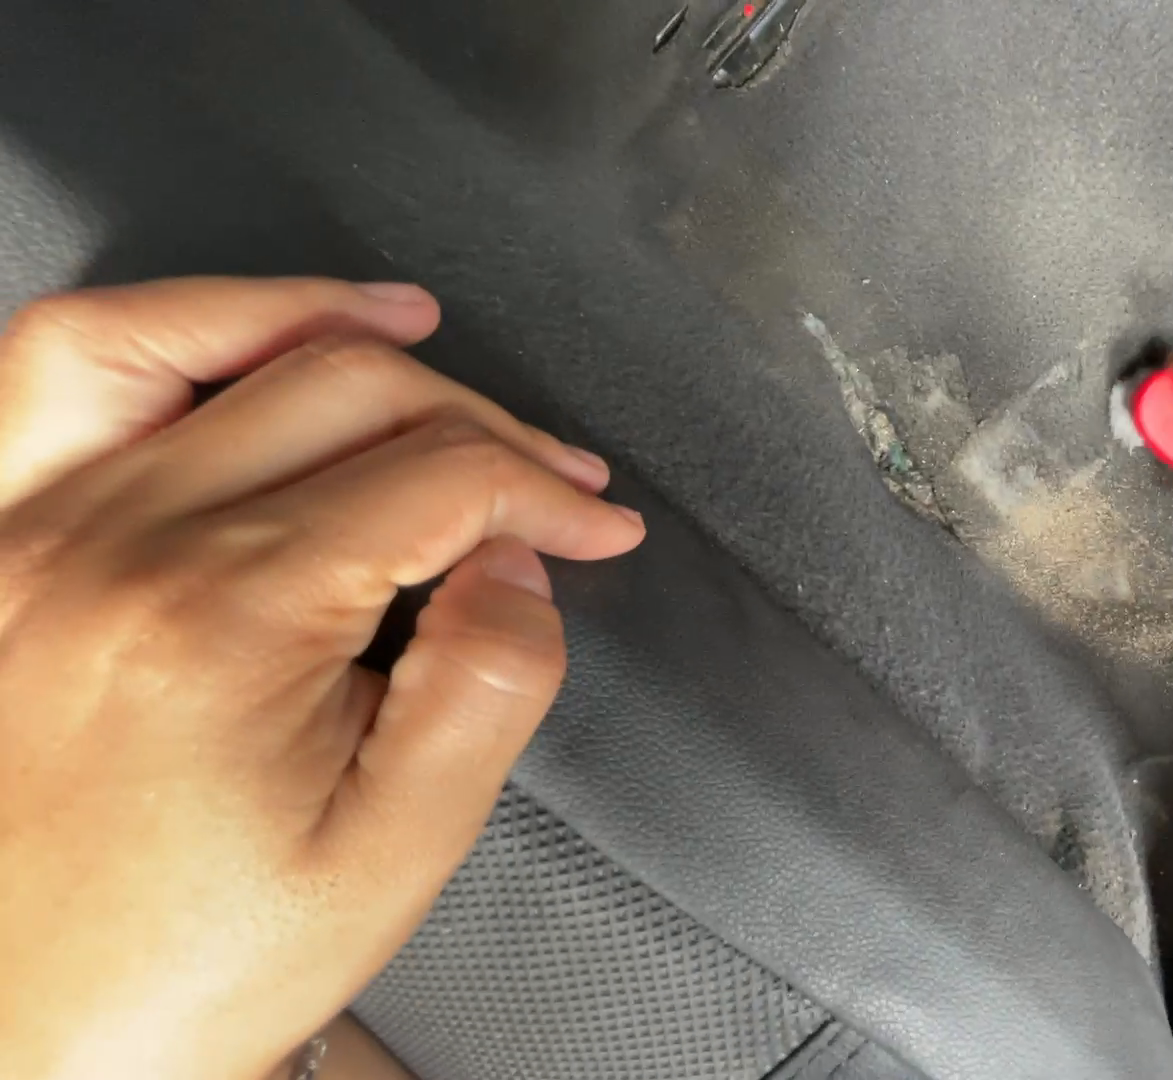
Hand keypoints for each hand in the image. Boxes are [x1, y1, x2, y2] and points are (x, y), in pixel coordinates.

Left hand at [0, 278, 645, 1079]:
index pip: (449, 483)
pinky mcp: (0, 537)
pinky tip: (256, 331)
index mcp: (226, 616)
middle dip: (498, 431)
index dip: (553, 497)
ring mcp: (30, 527)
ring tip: (417, 318)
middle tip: (565, 482)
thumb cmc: (211, 950)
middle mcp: (110, 545)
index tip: (603, 530)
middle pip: (361, 403)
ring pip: (202, 343)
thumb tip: (520, 563)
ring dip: (329, 321)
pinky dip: (182, 325)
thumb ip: (494, 680)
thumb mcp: (409, 834)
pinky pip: (67, 372)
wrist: (35, 1039)